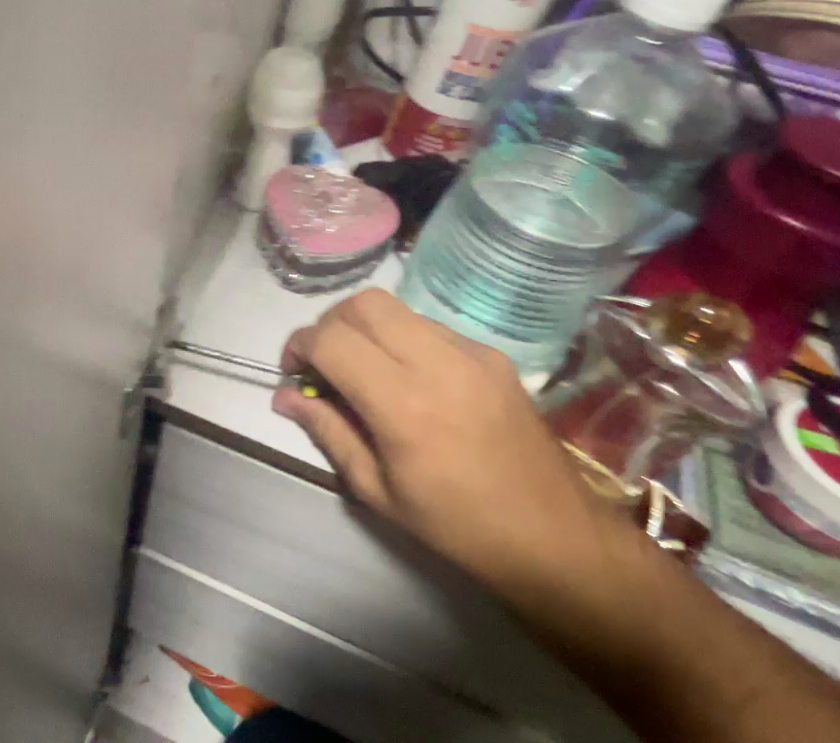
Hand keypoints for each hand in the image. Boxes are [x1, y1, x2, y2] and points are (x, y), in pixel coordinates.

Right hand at [274, 289, 645, 610]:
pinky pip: (430, 327)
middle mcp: (438, 364)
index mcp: (403, 405)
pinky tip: (407, 379)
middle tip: (323, 363)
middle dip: (329, 324)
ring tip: (363, 370)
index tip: (294, 372)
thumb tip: (285, 396)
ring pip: (397, 309)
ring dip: (366, 329)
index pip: (331, 340)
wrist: (554, 535)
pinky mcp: (494, 355)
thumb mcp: (377, 490)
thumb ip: (328, 431)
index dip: (299, 346)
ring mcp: (472, 354)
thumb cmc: (457, 526)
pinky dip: (402, 339)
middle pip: (363, 304)